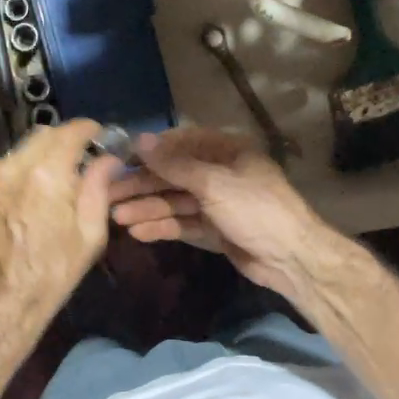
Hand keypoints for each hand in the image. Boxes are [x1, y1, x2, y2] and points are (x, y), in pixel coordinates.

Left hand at [0, 119, 118, 341]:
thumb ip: (99, 187)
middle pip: (46, 133)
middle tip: (89, 154)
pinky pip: (16, 163)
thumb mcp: (90, 232)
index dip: (92, 130)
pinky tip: (49, 185)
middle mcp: (18, 166)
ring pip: (28, 146)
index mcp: (48, 173)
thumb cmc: (56, 269)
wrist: (8, 297)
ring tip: (70, 170)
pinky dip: (34, 163)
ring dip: (50, 149)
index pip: (72, 132)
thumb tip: (109, 159)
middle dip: (70, 138)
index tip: (105, 137)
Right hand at [108, 127, 324, 295]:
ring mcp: (217, 203)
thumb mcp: (213, 183)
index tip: (121, 162)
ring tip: (116, 217)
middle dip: (142, 186)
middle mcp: (221, 173)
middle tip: (108, 195)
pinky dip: (161, 226)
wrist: (290, 258)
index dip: (151, 153)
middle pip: (174, 176)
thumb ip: (174, 165)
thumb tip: (138, 140)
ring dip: (147, 208)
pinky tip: (137, 232)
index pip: (181, 144)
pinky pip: (182, 223)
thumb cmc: (256, 210)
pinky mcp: (215, 230)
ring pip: (175, 201)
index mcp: (227, 151)